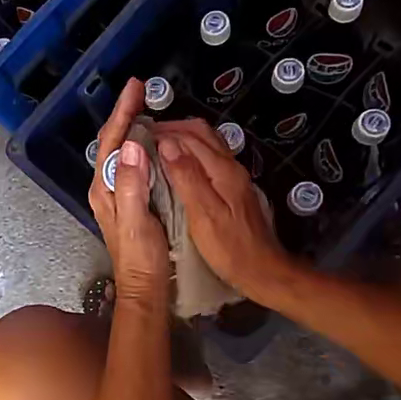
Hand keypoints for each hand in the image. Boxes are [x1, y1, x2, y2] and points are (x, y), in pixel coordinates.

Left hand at [88, 79, 169, 305]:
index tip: (136, 88)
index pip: (110, 142)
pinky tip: (153, 141)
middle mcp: (106, 188)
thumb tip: (132, 146)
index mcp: (104, 189)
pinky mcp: (130, 201)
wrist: (145, 289)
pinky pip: (133, 164)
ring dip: (131, 127)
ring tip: (146, 106)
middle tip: (141, 90)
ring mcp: (117, 194)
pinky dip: (141, 146)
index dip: (123, 113)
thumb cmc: (142, 259)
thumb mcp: (137, 222)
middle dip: (125, 114)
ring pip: (121, 152)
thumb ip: (132, 185)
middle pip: (112, 143)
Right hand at [151, 118, 298, 299]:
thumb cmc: (230, 249)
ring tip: (155, 148)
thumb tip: (167, 144)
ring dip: (181, 139)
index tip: (137, 136)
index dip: (162, 132)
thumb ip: (186, 176)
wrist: (263, 270)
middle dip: (171, 129)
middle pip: (200, 132)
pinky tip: (176, 167)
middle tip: (144, 138)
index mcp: (222, 170)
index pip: (189, 136)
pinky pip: (208, 158)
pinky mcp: (232, 188)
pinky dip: (189, 153)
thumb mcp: (203, 214)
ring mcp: (233, 177)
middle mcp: (230, 166)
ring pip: (206, 143)